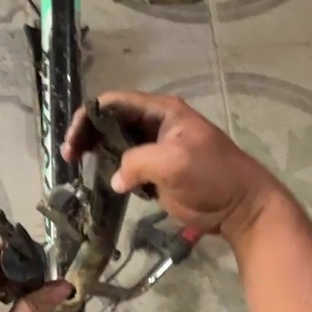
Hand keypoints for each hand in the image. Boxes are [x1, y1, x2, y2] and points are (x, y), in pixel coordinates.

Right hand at [63, 91, 286, 238]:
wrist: (241, 207)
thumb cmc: (213, 177)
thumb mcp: (174, 163)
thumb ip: (138, 163)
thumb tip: (115, 180)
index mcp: (162, 111)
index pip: (114, 103)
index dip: (88, 118)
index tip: (73, 143)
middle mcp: (155, 124)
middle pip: (110, 120)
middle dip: (87, 134)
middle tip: (70, 158)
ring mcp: (155, 148)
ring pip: (115, 143)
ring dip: (95, 153)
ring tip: (76, 169)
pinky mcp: (155, 172)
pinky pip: (125, 165)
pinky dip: (108, 170)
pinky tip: (96, 181)